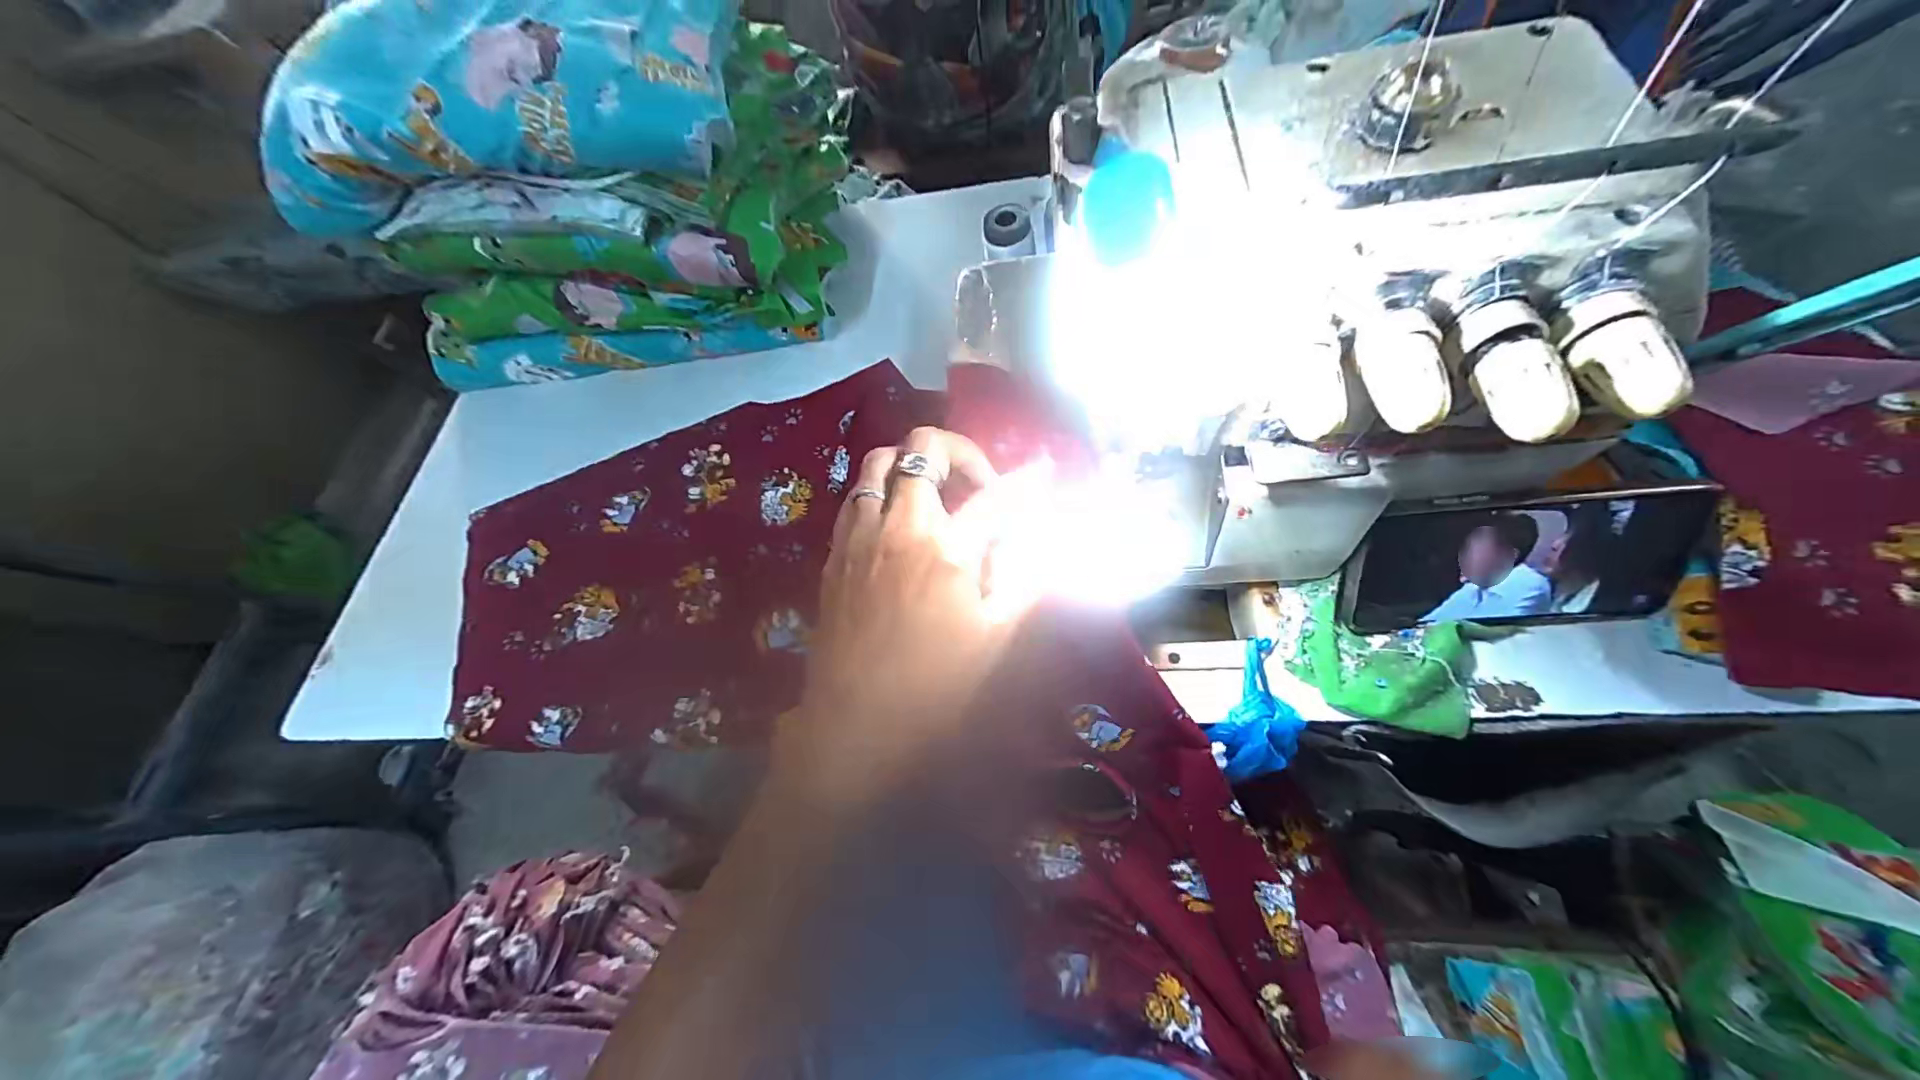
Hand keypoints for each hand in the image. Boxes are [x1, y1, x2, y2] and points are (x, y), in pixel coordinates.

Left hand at [779, 427, 1010, 800]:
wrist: (852, 729)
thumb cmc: (935, 692)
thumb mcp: (997, 642)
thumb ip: (1024, 580)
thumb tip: (1038, 539)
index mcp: (947, 549)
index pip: (997, 495)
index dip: (1027, 481)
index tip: (1043, 472)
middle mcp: (898, 527)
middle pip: (923, 449)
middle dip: (961, 454)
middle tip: (981, 489)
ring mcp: (859, 537)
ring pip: (878, 462)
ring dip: (913, 464)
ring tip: (937, 496)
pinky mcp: (834, 557)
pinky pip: (855, 498)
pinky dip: (881, 492)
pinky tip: (897, 526)